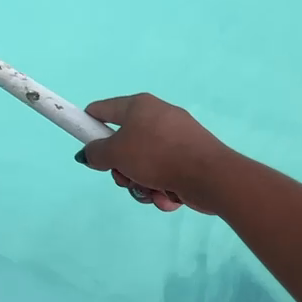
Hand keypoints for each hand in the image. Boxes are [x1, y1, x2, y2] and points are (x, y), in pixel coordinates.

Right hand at [77, 93, 236, 212]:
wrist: (214, 178)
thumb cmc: (158, 156)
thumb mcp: (115, 154)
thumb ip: (94, 153)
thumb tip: (90, 154)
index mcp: (138, 106)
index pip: (101, 110)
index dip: (87, 126)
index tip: (87, 146)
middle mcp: (158, 117)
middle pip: (123, 143)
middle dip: (121, 166)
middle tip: (123, 177)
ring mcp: (178, 138)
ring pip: (144, 163)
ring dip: (141, 182)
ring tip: (150, 192)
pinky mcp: (193, 159)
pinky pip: (166, 172)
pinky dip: (163, 187)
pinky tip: (168, 196)